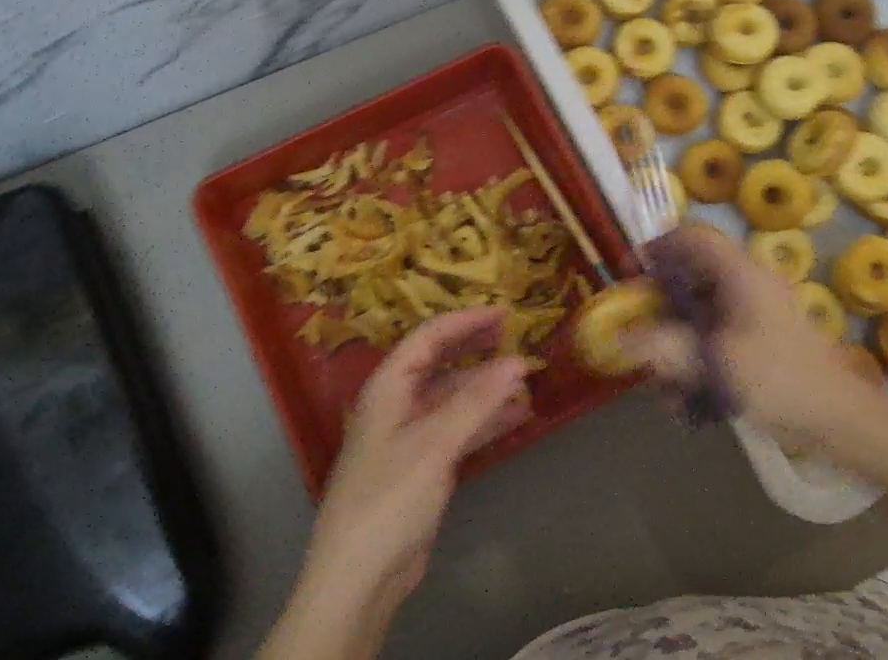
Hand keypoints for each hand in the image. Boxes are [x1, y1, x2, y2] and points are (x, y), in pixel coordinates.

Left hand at [300, 309, 530, 606]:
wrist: (360, 575)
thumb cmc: (389, 499)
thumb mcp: (434, 445)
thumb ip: (476, 402)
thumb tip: (518, 362)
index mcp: (387, 389)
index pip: (427, 339)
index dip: (464, 322)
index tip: (504, 313)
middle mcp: (397, 406)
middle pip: (439, 364)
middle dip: (476, 349)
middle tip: (518, 337)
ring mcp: (410, 438)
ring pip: (452, 399)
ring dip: (486, 387)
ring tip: (528, 378)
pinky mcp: (423, 468)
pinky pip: (458, 430)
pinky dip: (485, 421)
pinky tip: (517, 417)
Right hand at [624, 225, 880, 448]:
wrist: (842, 420)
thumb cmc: (779, 379)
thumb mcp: (714, 363)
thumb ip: (664, 347)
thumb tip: (619, 338)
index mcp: (740, 275)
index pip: (694, 238)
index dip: (659, 246)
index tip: (631, 271)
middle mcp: (748, 286)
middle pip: (691, 280)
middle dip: (660, 312)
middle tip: (636, 337)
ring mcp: (757, 315)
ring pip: (701, 317)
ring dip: (676, 347)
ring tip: (664, 388)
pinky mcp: (762, 343)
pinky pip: (717, 341)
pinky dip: (697, 364)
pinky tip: (688, 403)